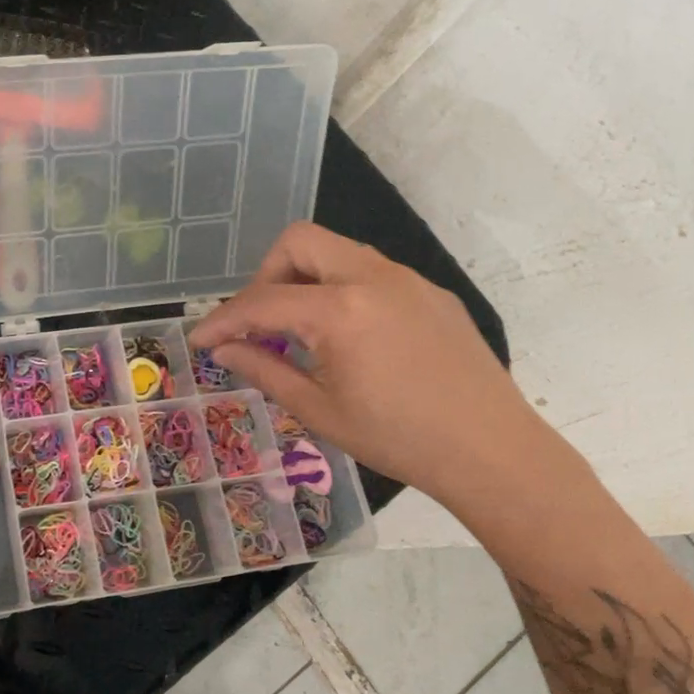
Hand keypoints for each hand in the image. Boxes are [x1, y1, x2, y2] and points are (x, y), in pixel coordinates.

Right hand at [187, 222, 555, 506]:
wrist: (493, 452)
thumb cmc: (398, 438)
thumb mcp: (319, 409)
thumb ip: (264, 370)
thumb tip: (223, 349)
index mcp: (341, 310)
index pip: (262, 301)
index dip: (223, 319)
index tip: (201, 339)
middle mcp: (373, 277)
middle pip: (299, 242)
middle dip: (267, 275)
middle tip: (262, 322)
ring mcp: (409, 280)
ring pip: (339, 252)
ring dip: (307, 280)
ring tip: (302, 332)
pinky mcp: (433, 294)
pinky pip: (373, 274)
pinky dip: (344, 291)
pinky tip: (352, 340)